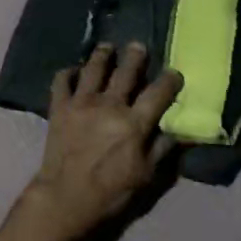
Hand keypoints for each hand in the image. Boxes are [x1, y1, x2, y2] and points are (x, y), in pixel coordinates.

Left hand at [18, 43, 181, 240]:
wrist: (67, 194)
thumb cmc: (112, 189)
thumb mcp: (147, 173)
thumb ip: (163, 148)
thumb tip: (182, 131)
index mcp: (134, 123)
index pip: (158, 93)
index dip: (169, 80)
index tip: (174, 72)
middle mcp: (109, 106)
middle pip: (125, 73)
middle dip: (134, 57)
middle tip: (137, 45)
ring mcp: (81, 104)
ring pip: (93, 70)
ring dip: (101, 56)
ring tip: (107, 47)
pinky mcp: (58, 108)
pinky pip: (61, 82)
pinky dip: (68, 72)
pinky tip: (73, 69)